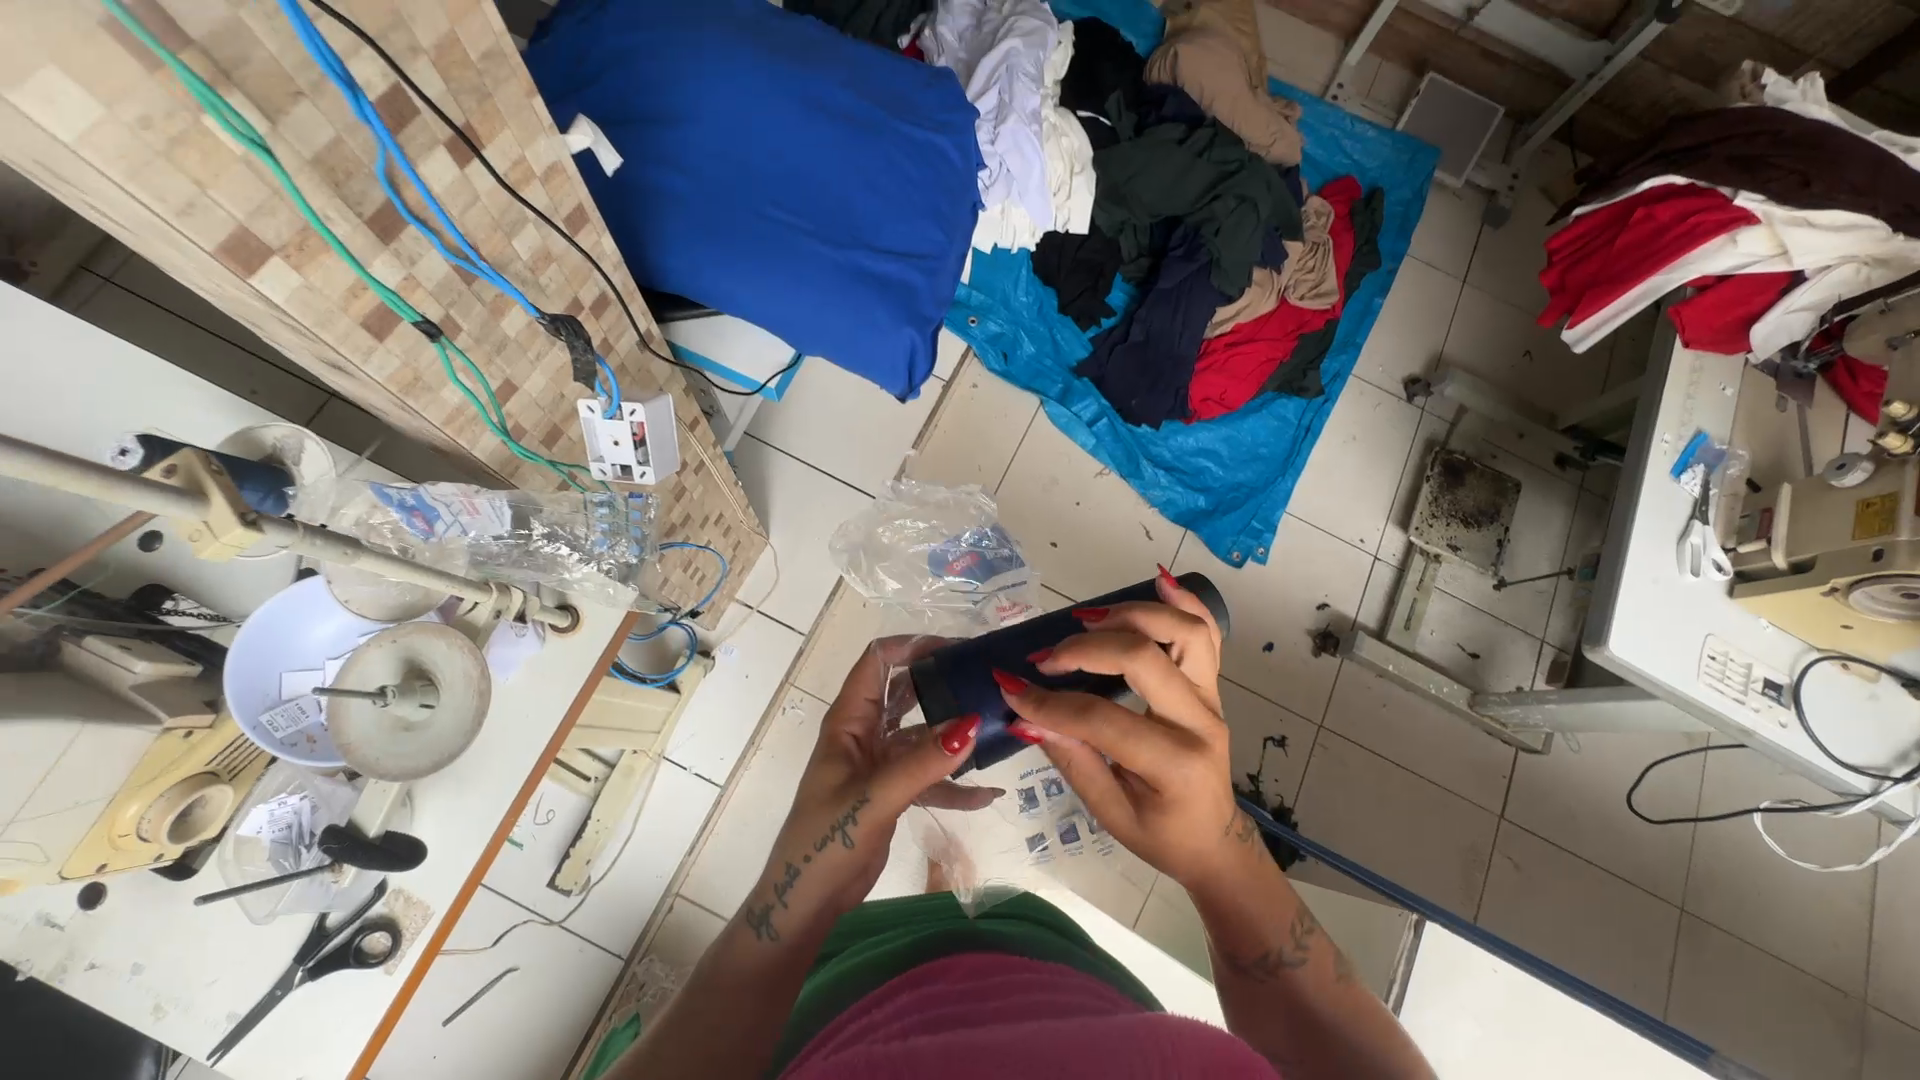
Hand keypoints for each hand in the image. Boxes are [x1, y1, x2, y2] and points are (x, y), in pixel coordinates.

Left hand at [740, 636, 997, 943]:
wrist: (807, 901)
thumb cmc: (827, 841)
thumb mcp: (876, 798)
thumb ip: (924, 762)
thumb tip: (973, 723)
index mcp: (848, 722)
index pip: (877, 662)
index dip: (912, 646)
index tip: (956, 649)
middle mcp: (864, 735)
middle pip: (906, 693)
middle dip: (941, 683)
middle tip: (984, 680)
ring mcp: (879, 765)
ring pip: (922, 736)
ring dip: (954, 735)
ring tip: (997, 730)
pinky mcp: (891, 793)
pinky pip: (929, 778)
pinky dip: (955, 785)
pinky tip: (988, 795)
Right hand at [999, 570, 1257, 892]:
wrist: (1213, 840)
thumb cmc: (1160, 835)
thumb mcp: (1109, 813)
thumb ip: (1072, 761)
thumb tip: (1024, 719)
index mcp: (1173, 764)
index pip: (1103, 719)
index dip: (1050, 704)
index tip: (1010, 689)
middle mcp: (1199, 721)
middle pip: (1143, 658)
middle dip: (1083, 651)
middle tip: (1045, 660)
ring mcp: (1211, 698)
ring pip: (1184, 631)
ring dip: (1131, 615)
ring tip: (1087, 620)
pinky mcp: (1210, 685)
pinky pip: (1207, 633)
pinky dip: (1184, 601)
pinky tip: (1157, 580)